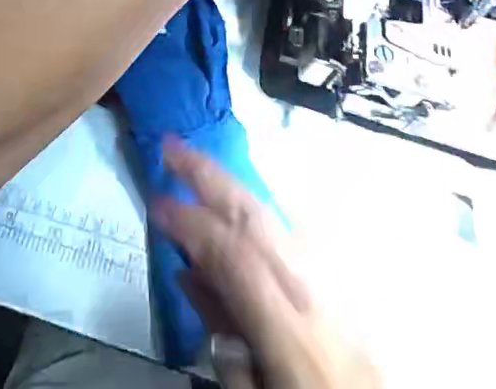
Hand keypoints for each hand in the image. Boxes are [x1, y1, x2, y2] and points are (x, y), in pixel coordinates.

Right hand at [151, 139, 382, 388]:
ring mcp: (329, 280)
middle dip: (210, 175)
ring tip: (196, 161)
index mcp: (289, 329)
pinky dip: (256, 205)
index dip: (193, 222)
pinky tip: (237, 197)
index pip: (234, 256)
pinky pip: (290, 228)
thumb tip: (192, 280)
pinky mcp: (338, 281)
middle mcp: (310, 292)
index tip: (157, 199)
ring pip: (275, 215)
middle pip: (256, 218)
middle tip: (171, 146)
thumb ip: (225, 348)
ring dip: (231, 182)